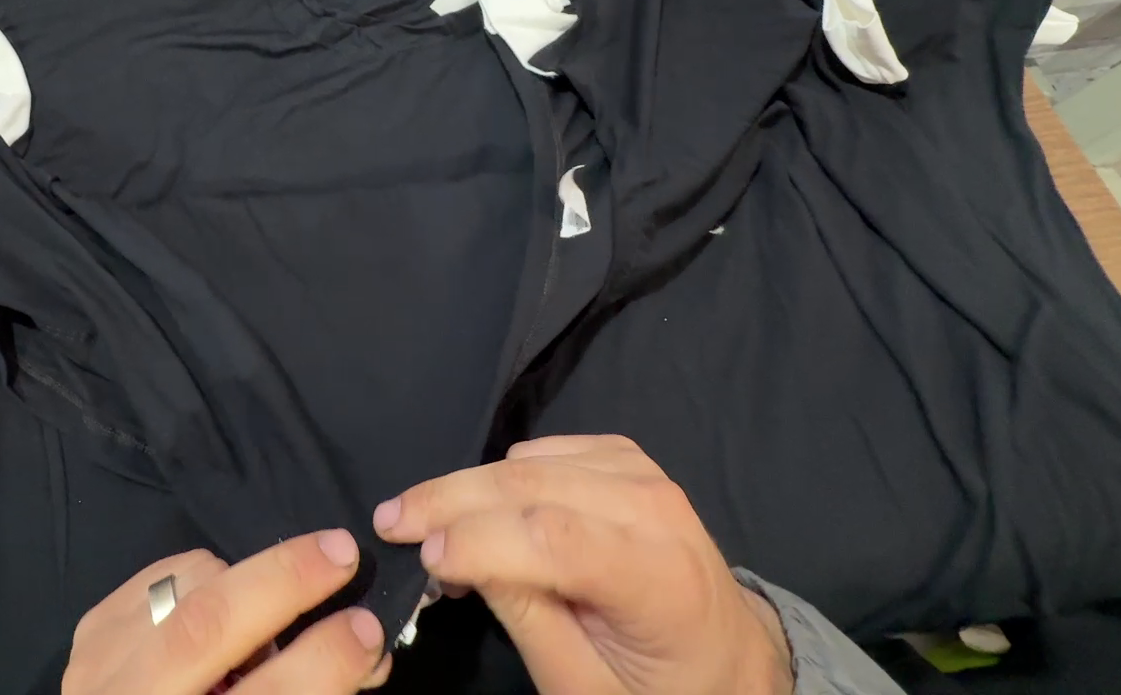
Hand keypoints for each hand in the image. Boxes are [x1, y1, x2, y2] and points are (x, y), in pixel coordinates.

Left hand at [63, 530, 393, 694]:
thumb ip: (306, 690)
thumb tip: (362, 640)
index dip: (321, 664)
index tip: (369, 627)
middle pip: (205, 625)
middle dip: (283, 580)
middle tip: (344, 550)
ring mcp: (96, 665)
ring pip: (184, 585)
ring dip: (243, 582)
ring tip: (265, 612)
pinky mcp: (91, 630)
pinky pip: (163, 572)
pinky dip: (204, 576)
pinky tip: (215, 605)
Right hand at [373, 435, 793, 694]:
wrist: (729, 656)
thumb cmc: (657, 689)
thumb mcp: (587, 687)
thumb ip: (527, 616)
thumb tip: (457, 554)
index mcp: (659, 578)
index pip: (554, 539)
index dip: (480, 539)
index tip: (422, 556)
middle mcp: (654, 507)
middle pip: (532, 486)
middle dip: (452, 499)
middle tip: (390, 518)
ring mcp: (642, 473)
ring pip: (530, 461)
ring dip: (470, 485)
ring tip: (427, 517)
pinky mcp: (628, 457)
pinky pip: (547, 449)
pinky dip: (506, 472)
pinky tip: (488, 500)